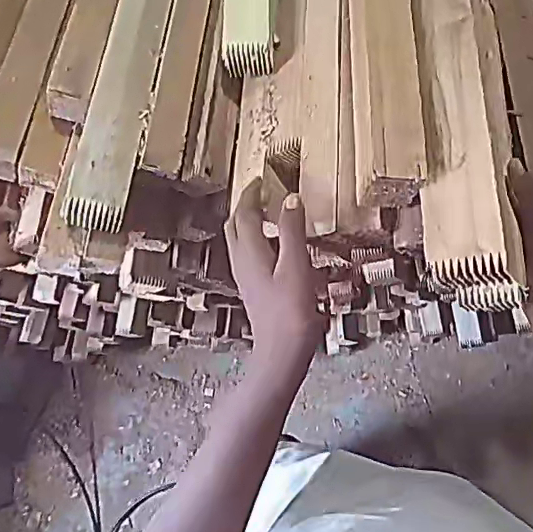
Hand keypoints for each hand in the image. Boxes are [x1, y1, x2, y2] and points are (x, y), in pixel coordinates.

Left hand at [225, 180, 324, 360]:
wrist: (281, 353)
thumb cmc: (291, 312)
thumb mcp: (296, 266)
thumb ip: (292, 231)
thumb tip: (290, 198)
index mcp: (250, 252)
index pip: (245, 213)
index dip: (251, 193)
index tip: (261, 178)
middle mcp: (242, 262)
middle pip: (236, 225)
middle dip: (246, 205)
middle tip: (262, 192)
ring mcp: (246, 277)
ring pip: (240, 241)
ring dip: (250, 222)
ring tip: (270, 213)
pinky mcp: (254, 289)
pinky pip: (249, 255)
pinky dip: (258, 240)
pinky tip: (276, 247)